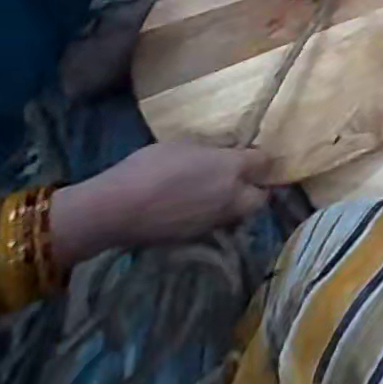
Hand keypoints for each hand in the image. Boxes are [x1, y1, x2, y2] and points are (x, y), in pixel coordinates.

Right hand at [51, 143, 272, 261]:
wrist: (118, 208)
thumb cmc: (151, 165)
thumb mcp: (186, 145)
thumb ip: (212, 152)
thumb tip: (224, 155)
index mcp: (232, 168)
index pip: (264, 163)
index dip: (260, 159)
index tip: (252, 154)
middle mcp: (231, 197)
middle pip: (260, 198)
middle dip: (256, 188)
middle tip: (241, 178)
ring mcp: (215, 221)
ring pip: (240, 214)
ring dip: (236, 204)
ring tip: (217, 192)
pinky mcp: (197, 238)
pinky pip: (217, 224)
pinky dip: (214, 216)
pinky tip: (195, 207)